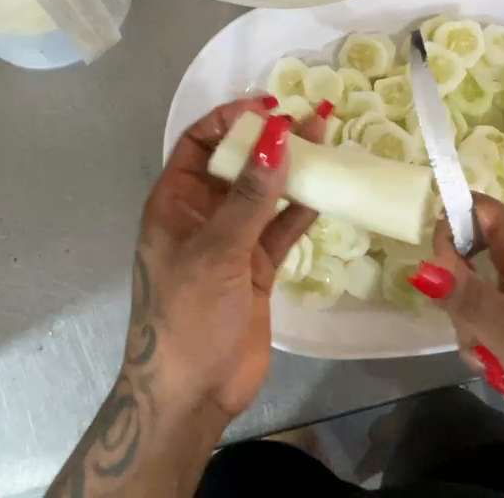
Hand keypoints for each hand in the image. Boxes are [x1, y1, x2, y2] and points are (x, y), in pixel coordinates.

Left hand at [47, 96, 333, 497]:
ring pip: (265, 193)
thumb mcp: (217, 250)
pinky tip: (329, 187)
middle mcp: (202, 214)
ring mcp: (231, 241)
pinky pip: (281, 228)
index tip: (268, 107)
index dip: (230, 120)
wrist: (191, 396)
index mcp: (174, 201)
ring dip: (292, 169)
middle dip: (269, 139)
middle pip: (238, 163)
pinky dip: (303, 209)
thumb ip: (251, 195)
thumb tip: (277, 135)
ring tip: (326, 138)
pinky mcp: (256, 267)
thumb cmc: (187, 316)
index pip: (199, 142)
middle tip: (307, 117)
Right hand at [421, 195, 503, 497]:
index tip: (440, 276)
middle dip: (458, 291)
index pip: (471, 208)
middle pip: (468, 250)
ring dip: (470, 322)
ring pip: (475, 286)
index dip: (448, 234)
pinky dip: (485, 336)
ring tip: (487, 355)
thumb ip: (463, 296)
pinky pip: (491, 310)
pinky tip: (494, 365)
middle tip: (469, 326)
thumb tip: (421, 267)